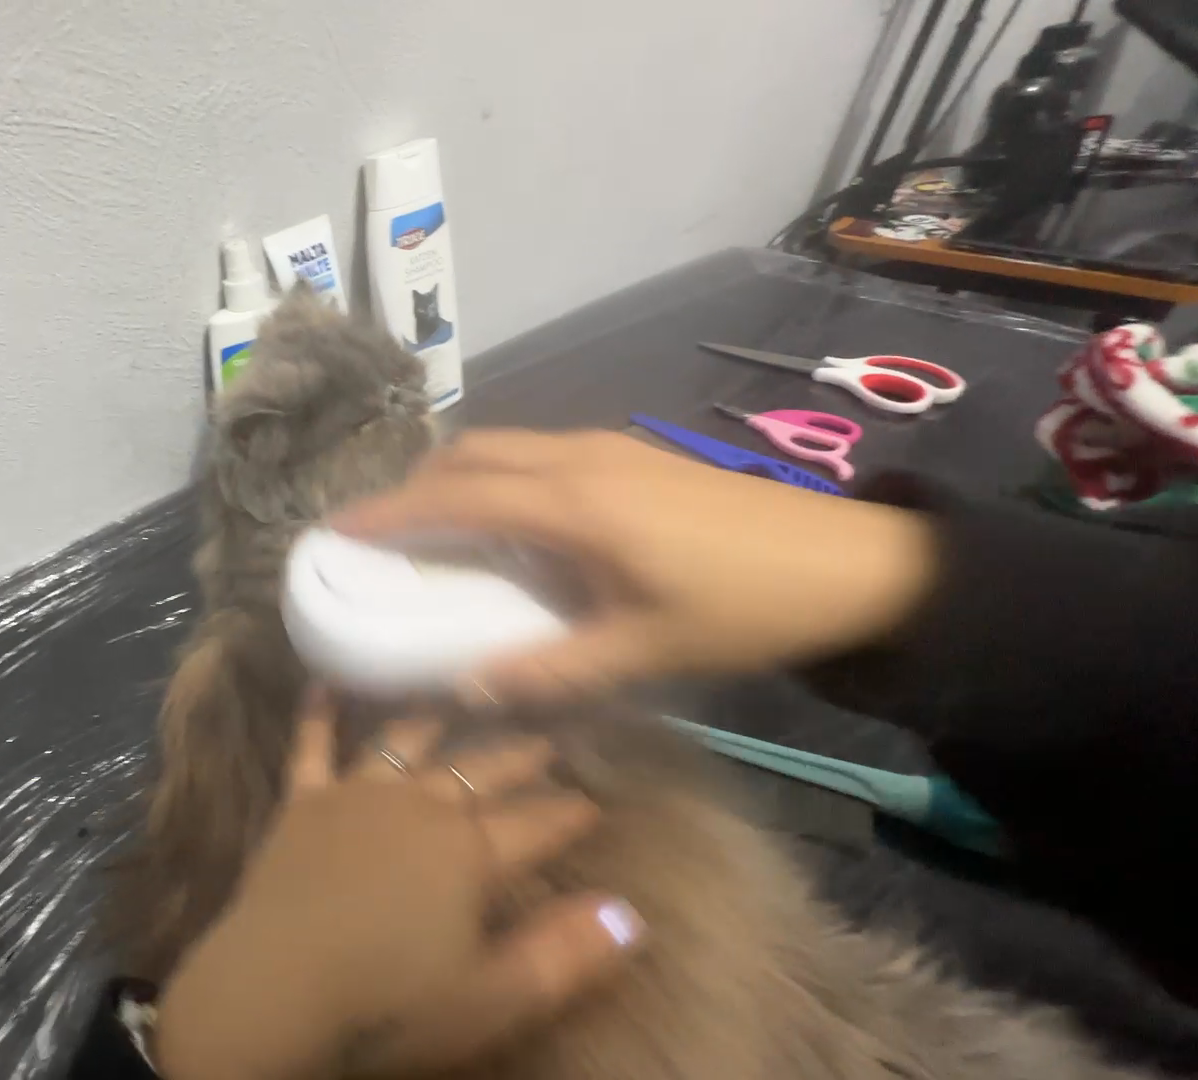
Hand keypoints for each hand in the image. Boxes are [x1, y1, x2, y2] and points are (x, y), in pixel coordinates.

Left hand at [153, 690, 640, 1079]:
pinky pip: (312, 745)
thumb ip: (565, 954)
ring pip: (403, 743)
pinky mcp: (304, 799)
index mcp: (467, 852)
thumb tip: (632, 914)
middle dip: (514, 755)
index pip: (535, 824)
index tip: (594, 800)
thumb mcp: (492, 998)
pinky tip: (321, 682)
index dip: (567, 814)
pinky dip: (318, 713)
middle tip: (542, 737)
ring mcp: (356, 794)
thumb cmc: (388, 1004)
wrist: (277, 989)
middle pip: (476, 771)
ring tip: (451, 697)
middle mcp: (417, 805)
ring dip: (431, 720)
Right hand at [333, 429, 938, 701]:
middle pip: (469, 454)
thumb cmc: (745, 608)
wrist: (859, 562)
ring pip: (503, 446)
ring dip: (455, 476)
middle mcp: (578, 459)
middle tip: (381, 530)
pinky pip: (535, 452)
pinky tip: (507, 519)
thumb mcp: (644, 653)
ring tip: (432, 524)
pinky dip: (495, 475)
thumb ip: (548, 672)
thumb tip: (466, 689)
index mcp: (573, 505)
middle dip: (414, 485)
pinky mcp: (630, 453)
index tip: (339, 528)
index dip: (390, 512)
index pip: (456, 498)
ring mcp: (607, 447)